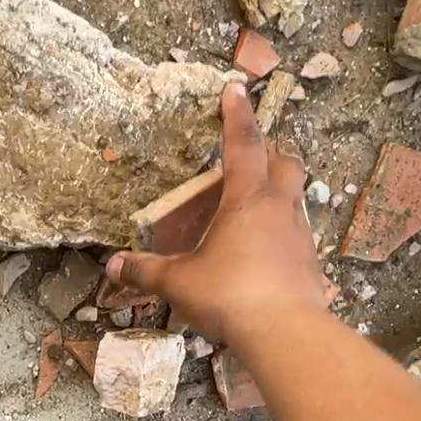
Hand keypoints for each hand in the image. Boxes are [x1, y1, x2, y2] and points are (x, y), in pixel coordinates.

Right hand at [106, 81, 330, 342]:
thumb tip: (113, 265)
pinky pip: (294, 231)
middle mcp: (279, 207)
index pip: (244, 144)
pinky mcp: (307, 261)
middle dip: (268, 150)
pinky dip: (278, 227)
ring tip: (251, 203)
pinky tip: (261, 248)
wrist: (284, 330)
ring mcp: (298, 233)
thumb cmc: (229, 295)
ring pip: (293, 195)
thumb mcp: (179, 283)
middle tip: (249, 154)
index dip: (236, 115)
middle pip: (284, 161)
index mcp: (247, 200)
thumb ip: (146, 272)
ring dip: (276, 188)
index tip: (234, 89)